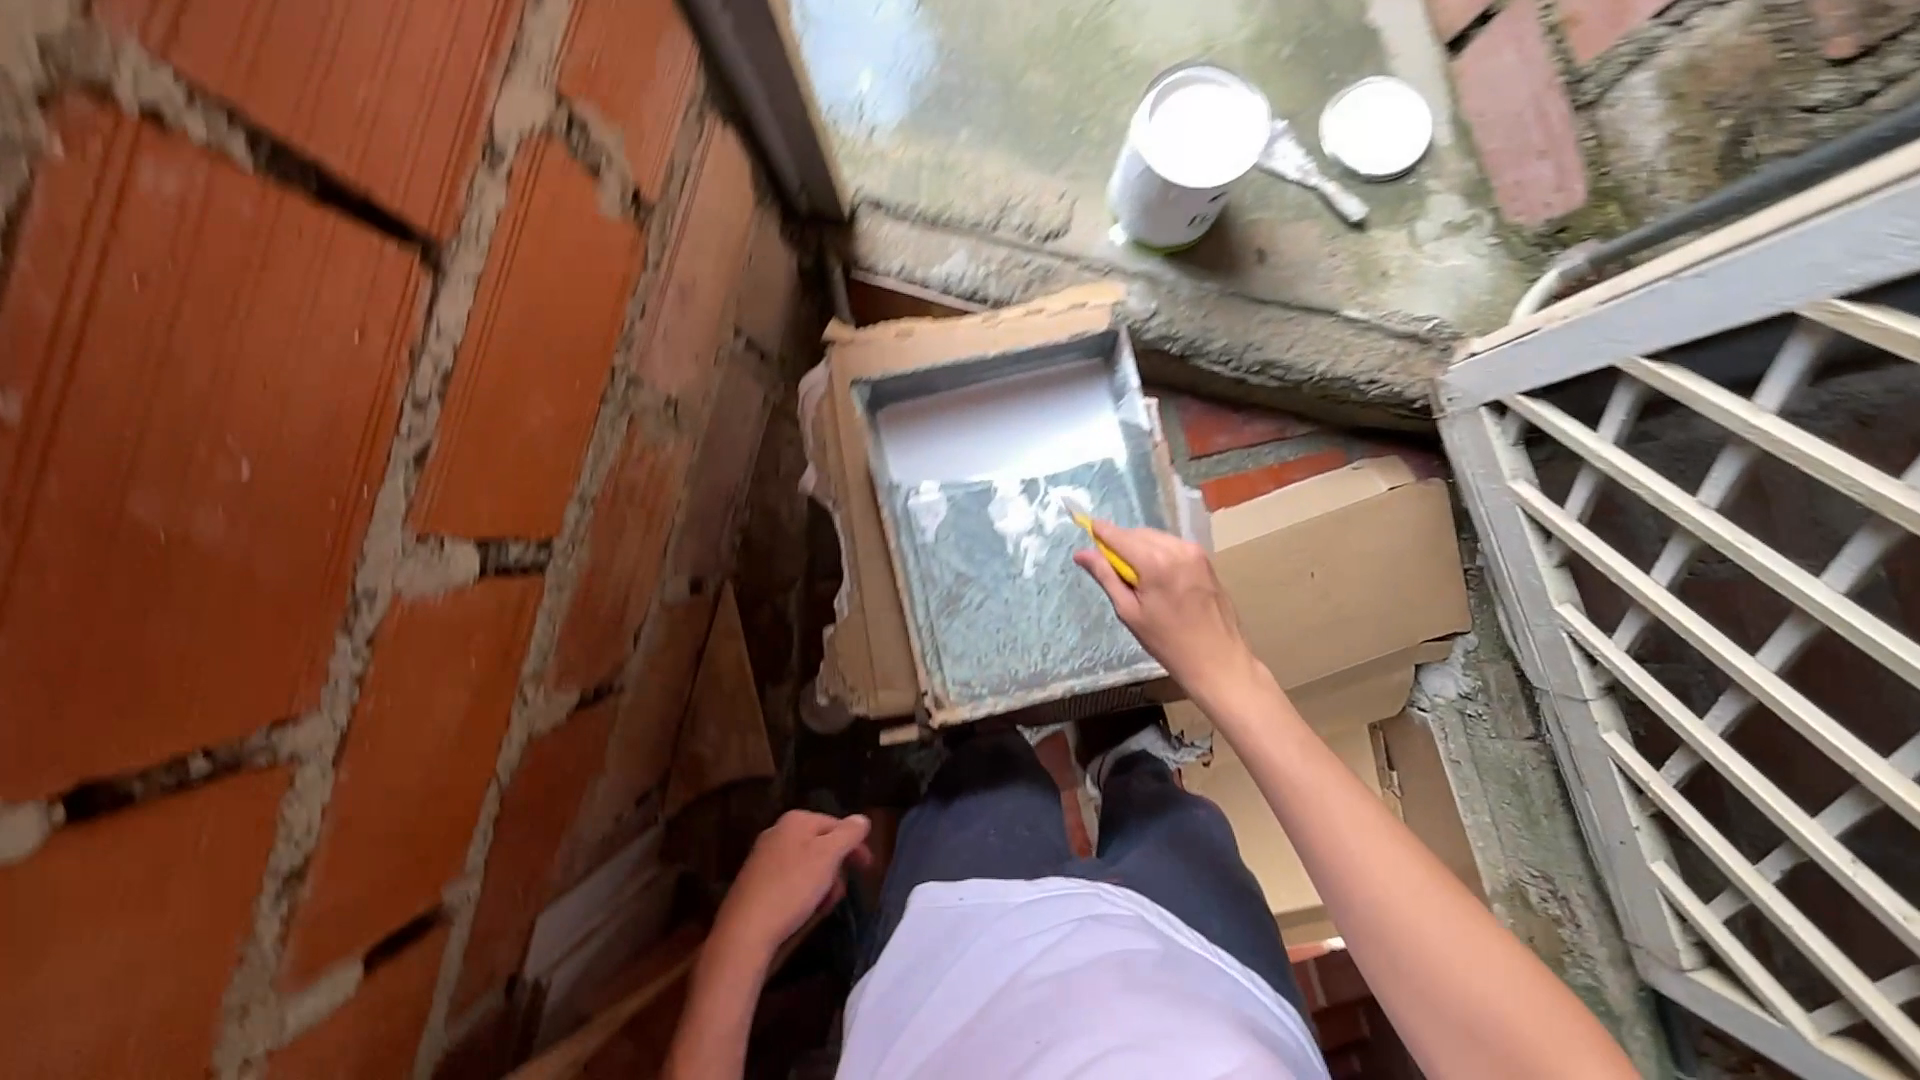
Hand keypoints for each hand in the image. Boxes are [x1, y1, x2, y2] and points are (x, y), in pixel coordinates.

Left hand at [711, 810, 872, 959]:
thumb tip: (862, 818)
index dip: (856, 845)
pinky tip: (802, 910)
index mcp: (796, 820)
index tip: (868, 868)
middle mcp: (778, 832)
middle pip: (823, 845)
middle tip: (839, 893)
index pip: (837, 824)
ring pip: (808, 865)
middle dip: (836, 870)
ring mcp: (765, 857)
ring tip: (821, 906)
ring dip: (822, 885)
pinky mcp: (756, 881)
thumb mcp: (827, 857)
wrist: (745, 930)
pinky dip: (803, 893)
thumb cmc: (792, 887)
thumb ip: (848, 834)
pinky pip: (791, 880)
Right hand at [1073, 522, 1266, 707]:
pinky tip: (1157, 575)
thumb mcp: (1129, 612)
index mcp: (1155, 563)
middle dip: (1121, 543)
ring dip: (1140, 547)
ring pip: (1156, 537)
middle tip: (1110, 566)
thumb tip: (1082, 554)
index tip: (1087, 528)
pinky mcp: (1205, 559)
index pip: (1120, 536)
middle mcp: (1177, 548)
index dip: (1102, 531)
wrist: (1218, 659)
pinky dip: (1158, 552)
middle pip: (1138, 534)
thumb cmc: (1168, 642)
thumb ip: (1106, 577)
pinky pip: (1172, 545)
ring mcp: (1194, 552)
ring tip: (1135, 575)